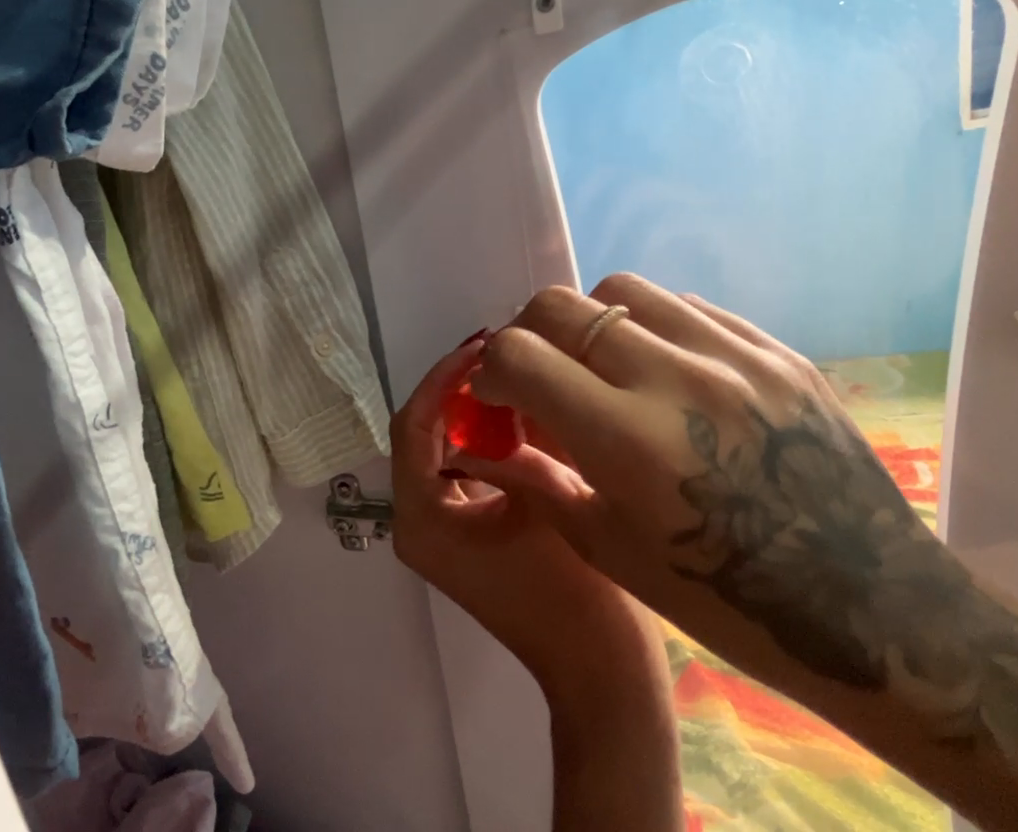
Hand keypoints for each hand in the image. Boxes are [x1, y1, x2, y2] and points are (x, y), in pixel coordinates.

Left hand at [389, 337, 663, 691]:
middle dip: (454, 393)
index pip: (413, 427)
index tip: (481, 344)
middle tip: (499, 352)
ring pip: (437, 454)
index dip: (442, 380)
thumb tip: (503, 377)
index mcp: (421, 518)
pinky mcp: (458, 537)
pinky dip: (479, 445)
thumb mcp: (548, 497)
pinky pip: (457, 476)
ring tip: (509, 374)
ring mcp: (434, 534)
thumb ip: (516, 436)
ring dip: (467, 415)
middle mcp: (413, 524)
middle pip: (419, 437)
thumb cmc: (580, 591)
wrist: (603, 672)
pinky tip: (514, 418)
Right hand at [465, 273, 958, 696]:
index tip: (496, 397)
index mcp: (626, 440)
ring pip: (624, 290)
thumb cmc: (717, 595)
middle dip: (527, 336)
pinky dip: (654, 329)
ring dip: (591, 323)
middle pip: (560, 306)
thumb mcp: (603, 545)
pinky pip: (689, 308)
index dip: (489, 371)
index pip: (519, 355)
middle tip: (538, 375)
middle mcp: (677, 381)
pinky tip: (663, 373)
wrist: (868, 608)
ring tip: (602, 367)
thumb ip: (534, 475)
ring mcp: (736, 360)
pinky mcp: (781, 354)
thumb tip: (478, 440)